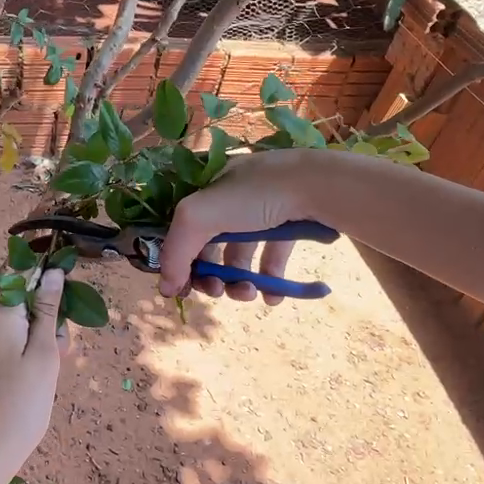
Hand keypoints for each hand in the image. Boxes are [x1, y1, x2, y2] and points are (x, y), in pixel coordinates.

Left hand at [0, 269, 67, 482]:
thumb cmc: (20, 404)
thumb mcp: (44, 354)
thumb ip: (49, 309)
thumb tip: (54, 272)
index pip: (28, 276)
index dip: (52, 289)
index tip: (65, 316)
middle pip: (25, 301)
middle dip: (47, 322)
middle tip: (58, 356)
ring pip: (19, 324)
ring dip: (39, 341)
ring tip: (46, 375)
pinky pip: (7, 340)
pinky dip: (24, 353)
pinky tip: (32, 380)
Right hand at [158, 149, 337, 304]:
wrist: (318, 186)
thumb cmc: (254, 195)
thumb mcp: (199, 216)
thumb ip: (176, 252)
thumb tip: (165, 288)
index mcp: (206, 192)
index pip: (183, 232)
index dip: (180, 261)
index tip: (185, 288)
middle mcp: (232, 201)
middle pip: (210, 249)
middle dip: (211, 277)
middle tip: (218, 292)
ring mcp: (262, 214)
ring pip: (241, 258)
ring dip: (239, 284)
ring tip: (250, 294)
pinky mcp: (290, 226)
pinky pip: (272, 258)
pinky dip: (270, 282)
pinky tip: (273, 297)